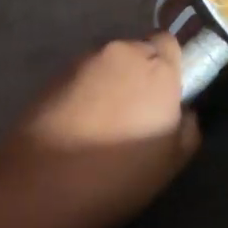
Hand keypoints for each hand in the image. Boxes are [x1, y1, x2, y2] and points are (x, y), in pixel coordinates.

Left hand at [0, 34, 199, 227]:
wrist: (41, 185)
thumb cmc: (117, 176)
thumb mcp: (171, 163)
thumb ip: (187, 127)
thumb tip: (183, 110)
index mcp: (156, 67)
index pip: (170, 43)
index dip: (171, 66)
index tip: (168, 96)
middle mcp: (120, 52)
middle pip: (138, 51)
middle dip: (141, 75)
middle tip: (137, 115)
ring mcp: (83, 60)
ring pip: (109, 64)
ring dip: (112, 83)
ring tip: (105, 124)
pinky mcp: (54, 74)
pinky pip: (82, 76)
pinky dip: (86, 92)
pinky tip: (80, 126)